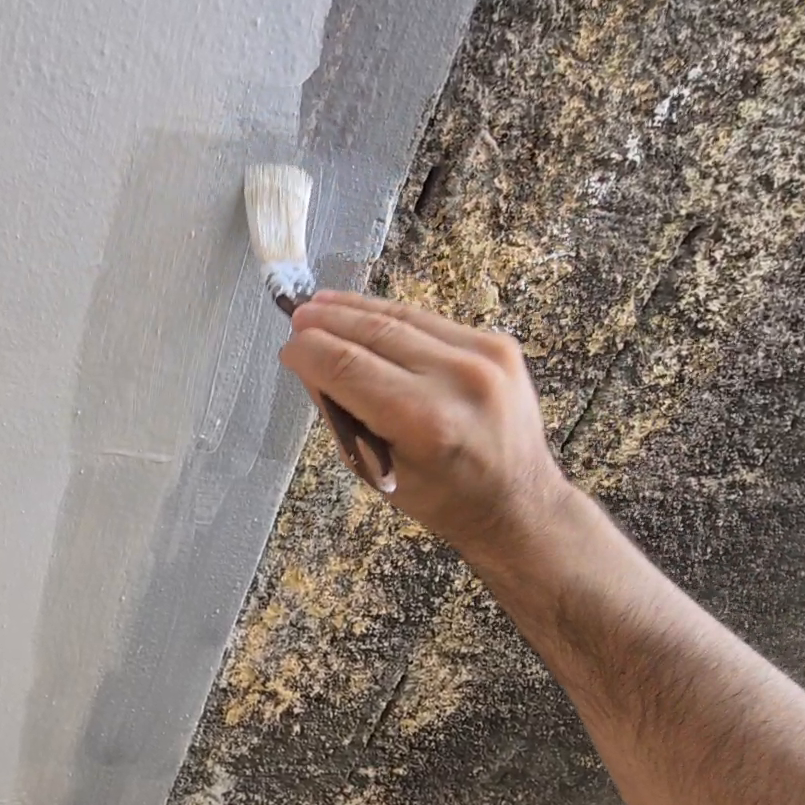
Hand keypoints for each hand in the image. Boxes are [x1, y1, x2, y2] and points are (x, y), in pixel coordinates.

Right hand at [282, 291, 570, 558]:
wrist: (516, 500)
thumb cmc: (439, 497)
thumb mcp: (375, 469)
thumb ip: (340, 413)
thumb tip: (310, 366)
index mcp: (423, 421)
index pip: (347, 367)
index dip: (309, 353)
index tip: (287, 351)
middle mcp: (457, 379)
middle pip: (373, 334)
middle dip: (327, 323)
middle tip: (296, 317)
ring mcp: (484, 355)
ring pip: (402, 318)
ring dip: (355, 310)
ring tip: (320, 304)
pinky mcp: (498, 344)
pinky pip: (428, 322)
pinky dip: (390, 318)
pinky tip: (364, 315)